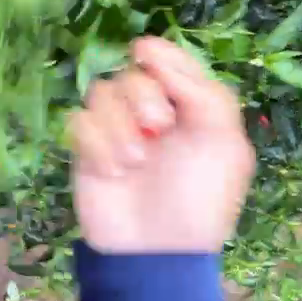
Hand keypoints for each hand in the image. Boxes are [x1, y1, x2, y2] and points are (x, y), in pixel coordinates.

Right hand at [68, 37, 253, 253]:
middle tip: (157, 128)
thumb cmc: (198, 199)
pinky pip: (79, 124)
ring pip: (100, 96)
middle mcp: (151, 115)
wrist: (153, 250)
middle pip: (130, 75)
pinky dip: (96, 145)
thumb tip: (147, 50)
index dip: (159, 56)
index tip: (146, 55)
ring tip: (134, 162)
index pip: (170, 64)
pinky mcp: (86, 149)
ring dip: (118, 127)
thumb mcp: (222, 144)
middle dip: (141, 97)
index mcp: (190, 110)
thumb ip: (200, 92)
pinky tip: (113, 172)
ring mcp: (116, 132)